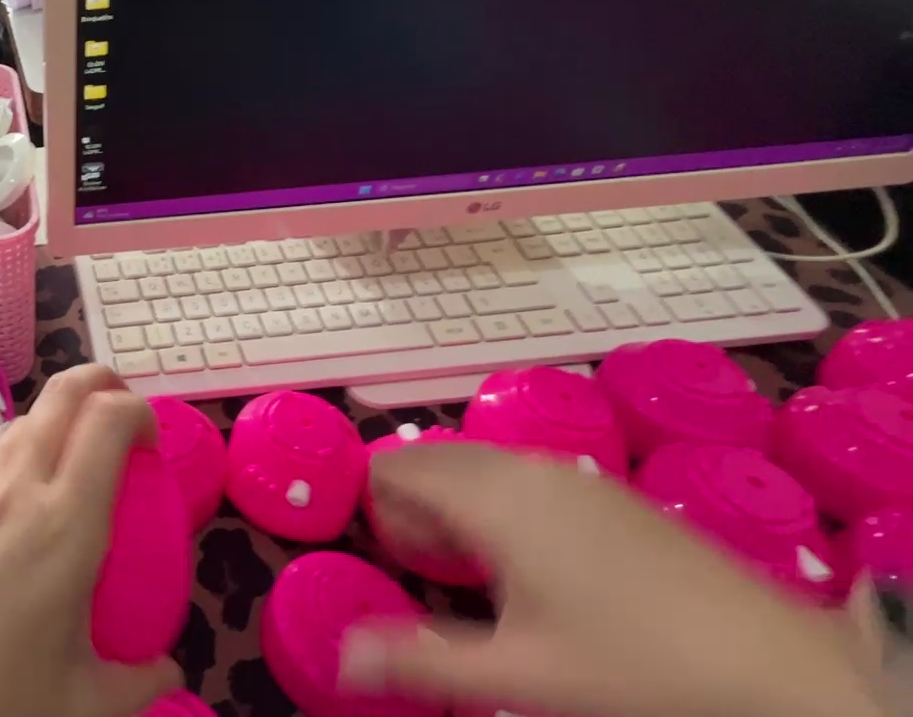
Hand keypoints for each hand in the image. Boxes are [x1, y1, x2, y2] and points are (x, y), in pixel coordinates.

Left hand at [0, 364, 179, 716]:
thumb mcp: (80, 705)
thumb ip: (136, 682)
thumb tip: (165, 667)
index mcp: (64, 523)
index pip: (107, 421)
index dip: (140, 410)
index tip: (155, 445)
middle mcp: (17, 488)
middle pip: (61, 394)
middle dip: (100, 381)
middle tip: (125, 411)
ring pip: (24, 420)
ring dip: (60, 416)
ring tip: (83, 456)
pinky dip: (28, 450)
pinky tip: (33, 501)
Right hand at [343, 443, 884, 716]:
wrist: (793, 674)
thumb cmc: (637, 669)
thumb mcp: (520, 675)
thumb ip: (420, 660)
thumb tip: (341, 657)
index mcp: (490, 497)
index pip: (395, 467)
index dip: (377, 504)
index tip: (397, 556)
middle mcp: (522, 468)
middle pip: (432, 459)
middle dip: (413, 503)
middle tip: (433, 566)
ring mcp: (570, 474)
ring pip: (477, 465)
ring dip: (456, 502)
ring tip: (480, 567)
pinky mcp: (607, 490)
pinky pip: (521, 475)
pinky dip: (500, 501)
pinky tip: (537, 562)